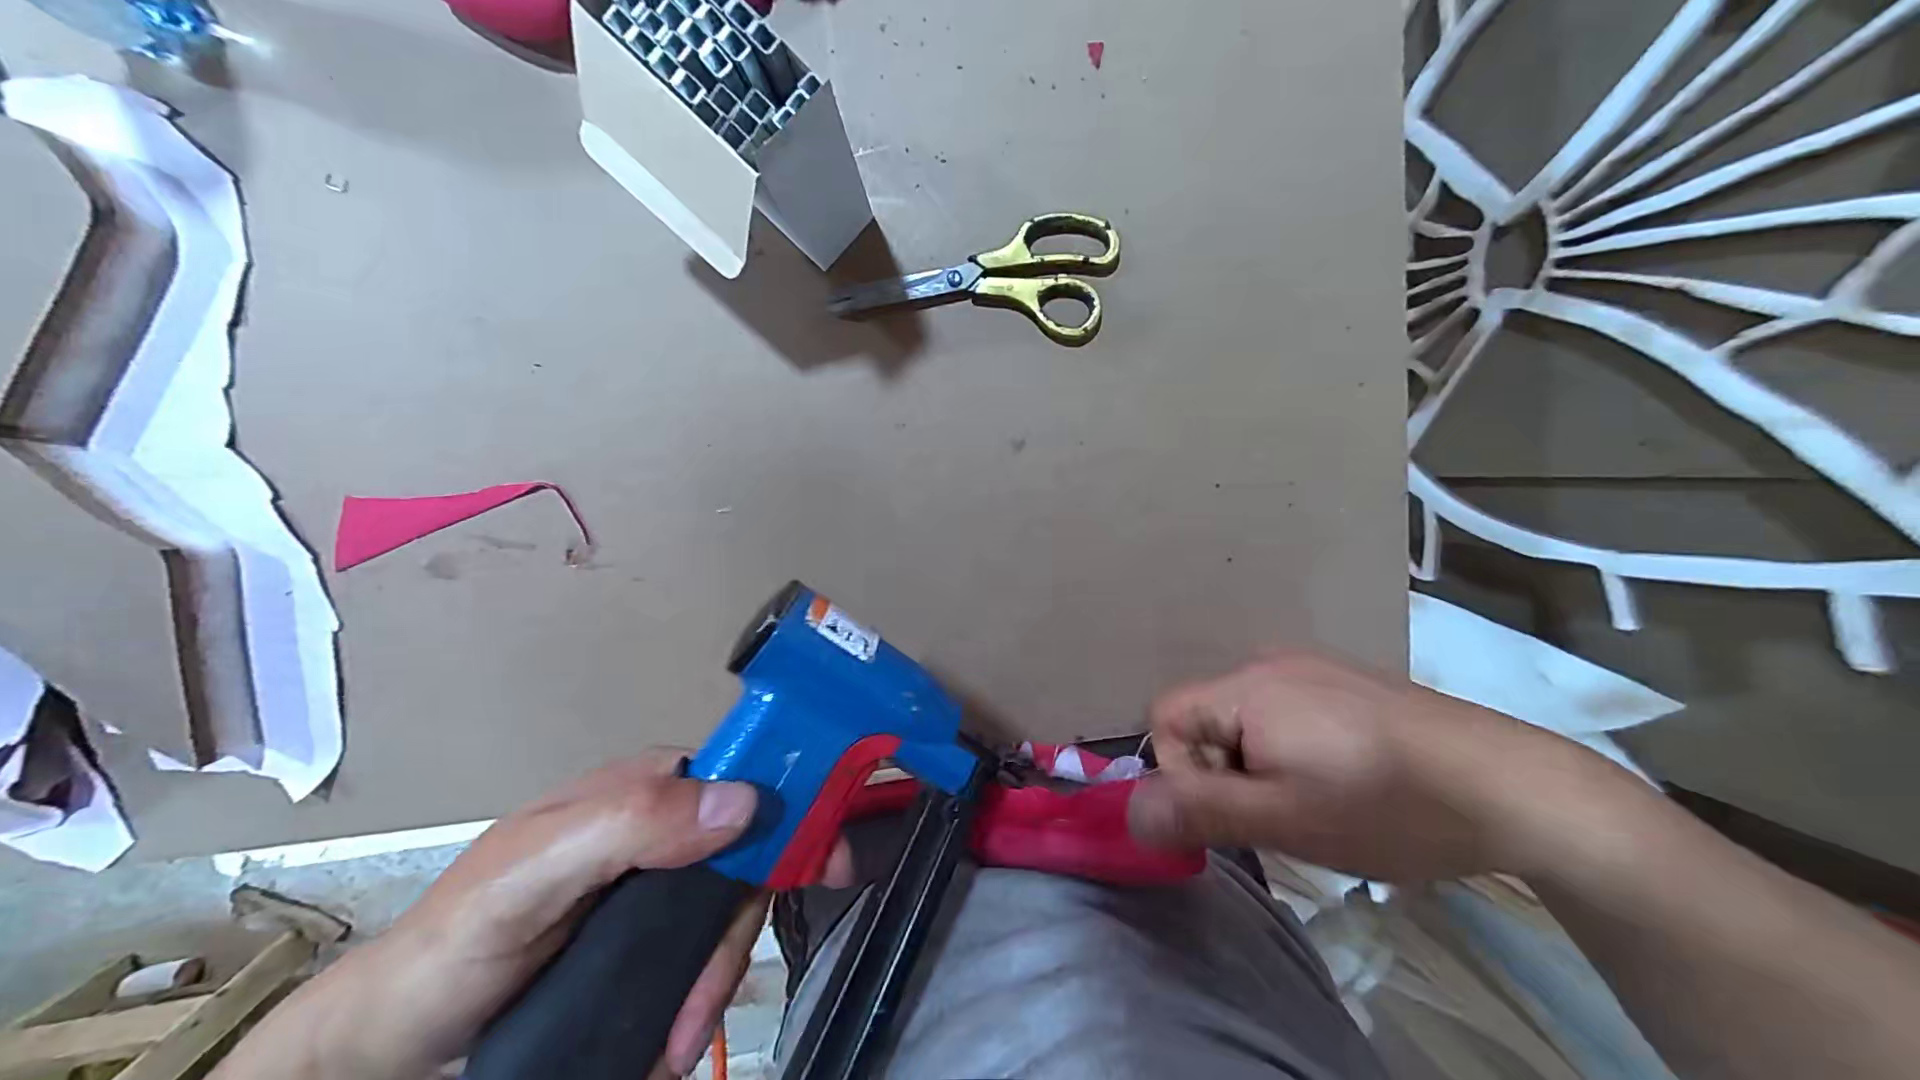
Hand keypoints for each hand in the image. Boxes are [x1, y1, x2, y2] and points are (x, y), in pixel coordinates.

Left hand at [214, 749, 851, 1079]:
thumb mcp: (535, 874)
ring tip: (678, 1035)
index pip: (741, 775)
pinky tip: (676, 1032)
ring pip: (732, 911)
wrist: (397, 1044)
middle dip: (740, 926)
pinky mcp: (654, 937)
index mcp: (646, 788)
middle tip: (718, 995)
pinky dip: (705, 993)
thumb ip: (631, 824)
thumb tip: (746, 801)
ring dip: (719, 974)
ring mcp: (661, 884)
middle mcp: (664, 824)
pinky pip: (709, 953)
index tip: (832, 859)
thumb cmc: (460, 939)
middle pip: (747, 855)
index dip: (791, 806)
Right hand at [1126, 651, 1631, 882]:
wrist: (1514, 788)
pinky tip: (1343, 778)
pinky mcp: (1346, 681)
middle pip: (1204, 718)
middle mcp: (1270, 663)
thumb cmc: (1385, 805)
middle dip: (1222, 771)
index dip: (1179, 769)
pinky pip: (1285, 711)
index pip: (1164, 717)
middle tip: (1279, 814)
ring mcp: (1312, 667)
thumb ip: (1198, 809)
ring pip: (1244, 718)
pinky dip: (1291, 748)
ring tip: (1316, 801)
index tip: (1234, 810)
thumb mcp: (1283, 819)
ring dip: (1257, 763)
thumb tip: (1128, 808)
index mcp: (1246, 686)